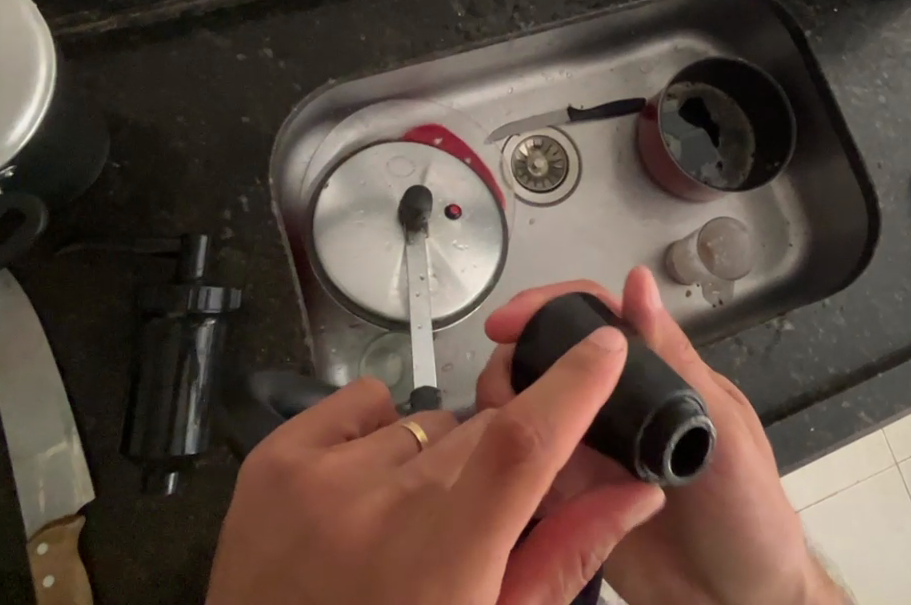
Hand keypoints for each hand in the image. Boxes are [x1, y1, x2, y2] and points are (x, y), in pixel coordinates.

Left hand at [206, 328, 664, 604]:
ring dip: (431, 458)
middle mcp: (374, 509)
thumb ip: (563, 556)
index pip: (521, 445)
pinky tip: (358, 495)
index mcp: (439, 564)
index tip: (606, 346)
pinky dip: (377, 435)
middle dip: (494, 460)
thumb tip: (635, 488)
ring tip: (400, 523)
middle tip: (466, 520)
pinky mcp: (275, 459)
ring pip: (427, 420)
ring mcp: (317, 478)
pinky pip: (367, 400)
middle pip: (480, 430)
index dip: (571, 386)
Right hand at [477, 268, 842, 604]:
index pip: (594, 316)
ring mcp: (590, 449)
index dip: (549, 306)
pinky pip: (529, 468)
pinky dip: (505, 462)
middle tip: (494, 389)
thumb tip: (637, 281)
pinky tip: (492, 473)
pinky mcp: (572, 498)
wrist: (740, 603)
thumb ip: (675, 360)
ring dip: (503, 409)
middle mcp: (613, 403)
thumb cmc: (748, 512)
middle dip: (513, 358)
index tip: (507, 322)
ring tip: (492, 436)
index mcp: (651, 372)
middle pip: (550, 356)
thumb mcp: (723, 430)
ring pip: (531, 407)